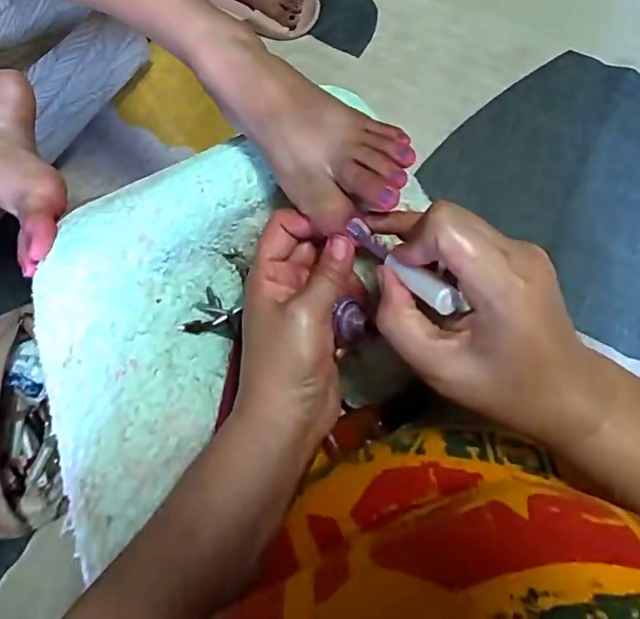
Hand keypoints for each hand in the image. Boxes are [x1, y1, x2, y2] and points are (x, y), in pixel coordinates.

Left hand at [234, 209, 358, 451]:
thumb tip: (345, 235)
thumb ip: (327, 272)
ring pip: (329, 272)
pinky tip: (366, 306)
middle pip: (311, 246)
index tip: (344, 219)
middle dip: (337, 244)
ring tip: (368, 283)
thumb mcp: (305, 312)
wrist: (287, 422)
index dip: (310, 218)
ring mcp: (304, 304)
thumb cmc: (287, 362)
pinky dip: (352, 298)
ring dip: (348, 275)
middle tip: (371, 242)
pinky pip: (339, 298)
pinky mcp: (323, 324)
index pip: (284, 226)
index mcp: (268, 273)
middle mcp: (285, 282)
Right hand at [368, 202, 609, 447]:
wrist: (571, 394)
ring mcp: (525, 247)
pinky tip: (448, 284)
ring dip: (430, 245)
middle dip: (415, 239)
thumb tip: (386, 273)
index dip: (412, 241)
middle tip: (401, 274)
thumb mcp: (437, 369)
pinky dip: (449, 250)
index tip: (404, 278)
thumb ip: (397, 320)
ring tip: (423, 282)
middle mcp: (517, 252)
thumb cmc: (505, 389)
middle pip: (448, 215)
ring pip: (457, 220)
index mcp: (502, 282)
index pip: (445, 223)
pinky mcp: (524, 250)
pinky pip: (472, 233)